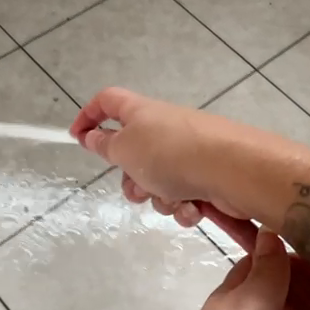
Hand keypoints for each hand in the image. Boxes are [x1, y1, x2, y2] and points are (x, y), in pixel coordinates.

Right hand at [69, 88, 299, 228]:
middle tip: (137, 188)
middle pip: (132, 154)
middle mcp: (164, 129)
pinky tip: (194, 208)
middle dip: (131, 179)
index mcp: (141, 112)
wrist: (232, 169)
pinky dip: (184, 205)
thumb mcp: (126, 149)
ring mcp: (187, 153)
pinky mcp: (207, 176)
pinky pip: (182, 195)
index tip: (77, 138)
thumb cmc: (170, 153)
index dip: (89, 115)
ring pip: (157, 181)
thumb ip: (105, 145)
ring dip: (160, 197)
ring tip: (173, 199)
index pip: (108, 101)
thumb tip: (90, 135)